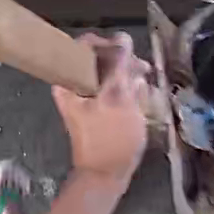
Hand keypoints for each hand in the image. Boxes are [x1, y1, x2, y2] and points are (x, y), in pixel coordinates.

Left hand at [51, 32, 150, 185]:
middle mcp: (73, 84)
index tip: (129, 53)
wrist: (105, 176)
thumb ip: (120, 65)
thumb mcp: (117, 98)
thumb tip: (123, 37)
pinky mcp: (96, 108)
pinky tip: (141, 97)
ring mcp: (85, 96)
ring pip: (109, 73)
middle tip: (142, 70)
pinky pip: (112, 88)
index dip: (109, 44)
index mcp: (69, 79)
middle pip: (99, 58)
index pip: (86, 45)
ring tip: (144, 87)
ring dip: (128, 76)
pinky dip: (126, 89)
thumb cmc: (110, 137)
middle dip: (124, 62)